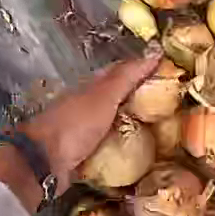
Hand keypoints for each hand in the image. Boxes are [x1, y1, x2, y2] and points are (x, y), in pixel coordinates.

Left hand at [0, 48, 162, 210]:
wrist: (45, 163)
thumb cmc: (74, 124)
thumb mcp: (104, 95)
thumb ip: (126, 77)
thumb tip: (155, 51)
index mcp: (89, 88)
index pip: (118, 73)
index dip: (140, 71)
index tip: (166, 73)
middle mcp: (86, 107)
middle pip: (116, 100)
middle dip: (139, 100)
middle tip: (169, 105)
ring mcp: (83, 132)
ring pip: (113, 124)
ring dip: (132, 125)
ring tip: (162, 130)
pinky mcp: (84, 155)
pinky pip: (109, 147)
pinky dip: (124, 147)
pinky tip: (141, 153)